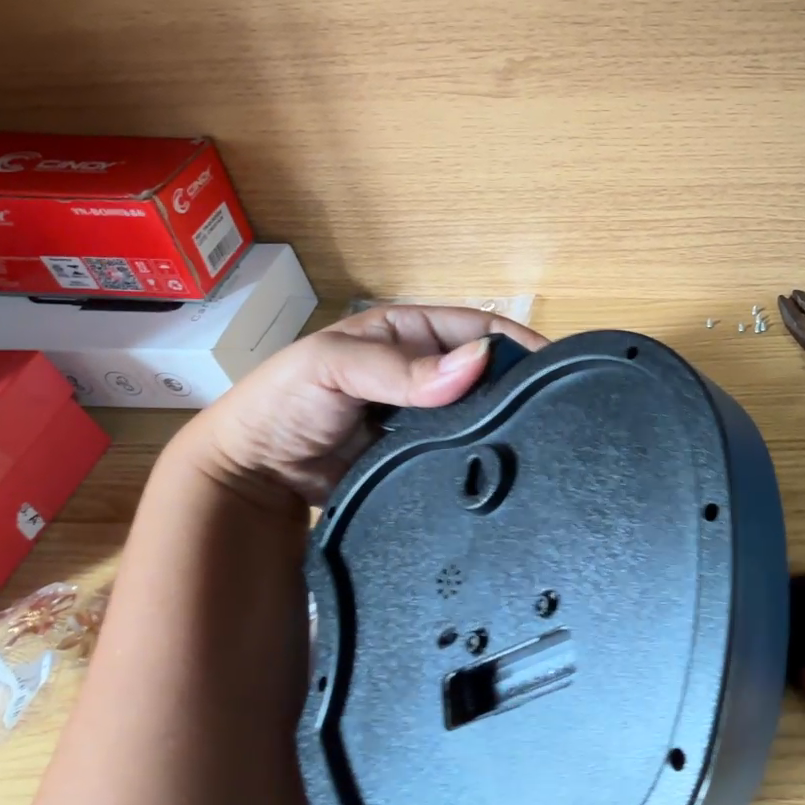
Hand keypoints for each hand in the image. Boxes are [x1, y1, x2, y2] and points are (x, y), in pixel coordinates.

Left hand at [174, 305, 547, 509]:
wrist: (249, 476)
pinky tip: (505, 469)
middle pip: (489, 373)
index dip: (518, 343)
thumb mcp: (334, 366)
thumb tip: (480, 362)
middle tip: (555, 412)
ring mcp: (428, 417)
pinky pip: (463, 454)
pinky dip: (483, 457)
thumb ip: (403, 368)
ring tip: (542, 443)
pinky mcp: (423, 458)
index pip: (481, 328)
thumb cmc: (284, 402)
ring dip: (505, 425)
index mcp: (412, 333)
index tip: (554, 369)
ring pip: (481, 416)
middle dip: (518, 387)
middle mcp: (428, 372)